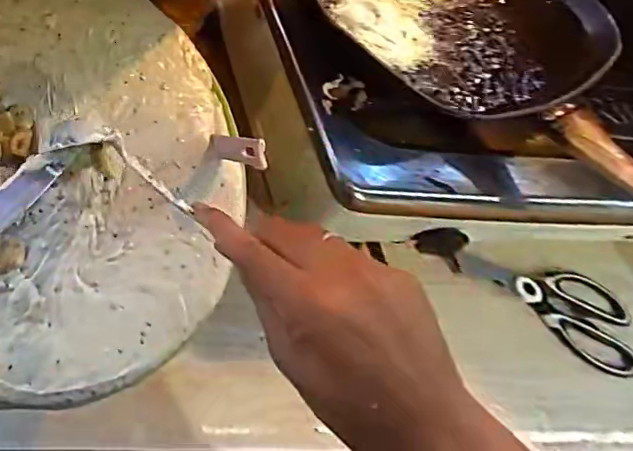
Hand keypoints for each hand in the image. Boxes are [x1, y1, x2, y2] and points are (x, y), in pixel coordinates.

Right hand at [195, 205, 525, 450]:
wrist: (429, 423)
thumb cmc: (349, 405)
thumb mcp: (293, 364)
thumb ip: (267, 306)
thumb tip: (247, 262)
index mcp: (306, 302)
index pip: (253, 251)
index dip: (224, 228)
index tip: (204, 209)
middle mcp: (337, 273)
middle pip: (283, 230)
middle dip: (264, 238)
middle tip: (260, 258)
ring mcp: (371, 268)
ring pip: (317, 238)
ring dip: (300, 250)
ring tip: (306, 282)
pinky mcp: (396, 271)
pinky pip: (351, 255)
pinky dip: (337, 268)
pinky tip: (349, 301)